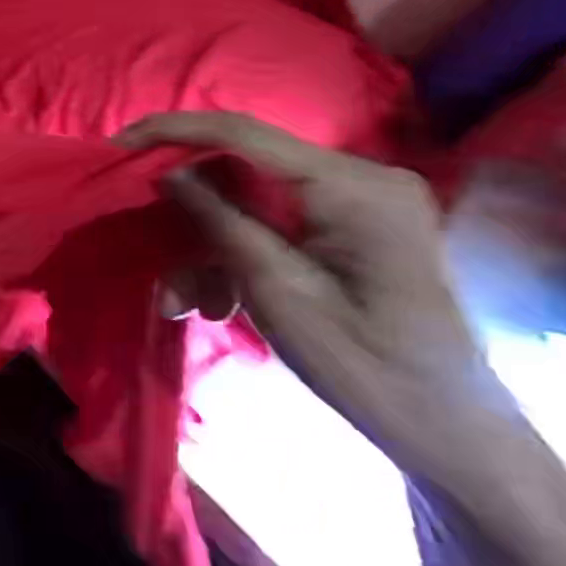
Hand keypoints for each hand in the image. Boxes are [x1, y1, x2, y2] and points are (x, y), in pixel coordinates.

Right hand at [117, 112, 485, 459]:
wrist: (451, 434)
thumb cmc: (367, 366)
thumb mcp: (275, 288)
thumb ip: (217, 218)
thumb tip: (163, 170)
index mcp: (353, 186)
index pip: (241, 132)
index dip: (169, 131)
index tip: (114, 147)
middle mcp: (358, 177)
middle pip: (239, 164)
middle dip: (184, 204)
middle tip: (140, 237)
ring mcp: (355, 200)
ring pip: (245, 197)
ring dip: (203, 242)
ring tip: (182, 300)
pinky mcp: (348, 223)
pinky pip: (267, 219)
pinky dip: (232, 252)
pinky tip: (214, 302)